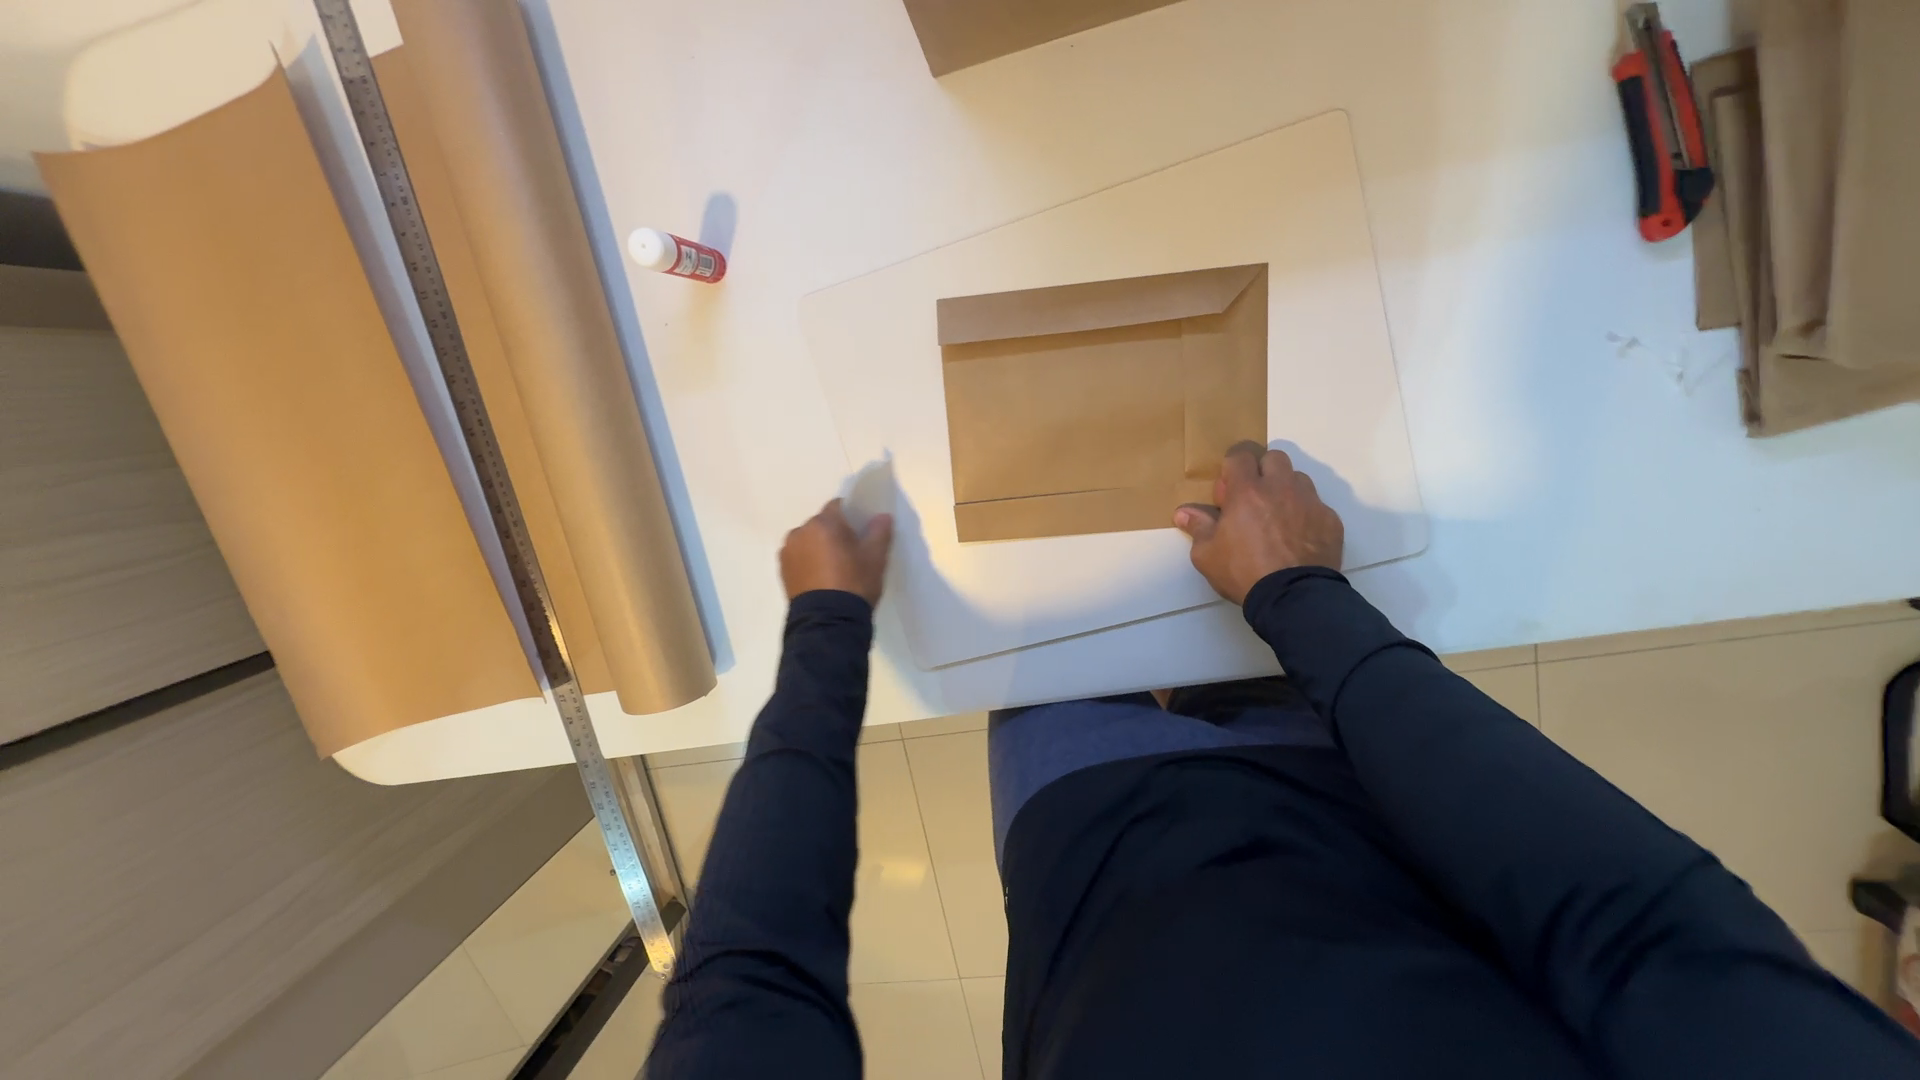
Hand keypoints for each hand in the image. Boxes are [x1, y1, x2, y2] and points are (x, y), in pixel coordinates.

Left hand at [780, 499, 893, 604]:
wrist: (828, 621)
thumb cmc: (854, 583)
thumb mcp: (875, 557)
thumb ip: (879, 531)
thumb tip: (882, 516)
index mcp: (823, 523)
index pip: (838, 506)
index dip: (850, 516)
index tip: (860, 533)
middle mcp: (800, 531)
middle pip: (821, 524)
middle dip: (833, 533)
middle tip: (849, 554)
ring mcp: (788, 552)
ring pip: (808, 541)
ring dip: (818, 548)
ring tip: (832, 570)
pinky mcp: (782, 571)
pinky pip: (798, 557)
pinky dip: (808, 562)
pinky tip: (820, 580)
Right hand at [1174, 442, 1343, 604]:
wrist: (1293, 597)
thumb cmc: (1244, 572)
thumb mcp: (1207, 555)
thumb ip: (1198, 527)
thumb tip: (1183, 513)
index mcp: (1247, 491)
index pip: (1240, 455)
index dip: (1231, 468)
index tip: (1227, 491)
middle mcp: (1281, 488)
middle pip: (1274, 458)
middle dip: (1261, 471)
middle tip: (1252, 500)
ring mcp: (1310, 502)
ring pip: (1298, 479)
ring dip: (1285, 490)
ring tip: (1276, 518)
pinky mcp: (1330, 520)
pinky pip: (1316, 506)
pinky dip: (1305, 515)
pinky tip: (1297, 538)